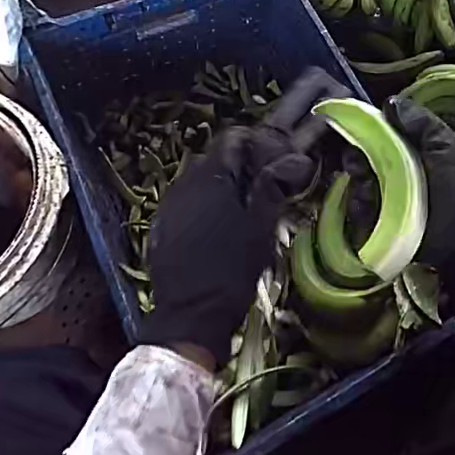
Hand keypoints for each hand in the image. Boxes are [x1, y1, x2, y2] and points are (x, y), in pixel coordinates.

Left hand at [142, 128, 312, 364]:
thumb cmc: (232, 270)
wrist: (190, 316)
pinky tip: (222, 225)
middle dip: (242, 163)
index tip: (277, 158)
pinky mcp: (162, 225)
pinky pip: (189, 200)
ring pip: (201, 179)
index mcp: (210, 179)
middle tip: (268, 183)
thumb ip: (271, 187)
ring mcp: (169, 205)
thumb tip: (293, 158)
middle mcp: (184, 184)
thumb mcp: (260, 227)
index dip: (258, 142)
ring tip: (247, 205)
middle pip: (216, 157)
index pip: (232, 138)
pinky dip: (207, 203)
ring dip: (225, 184)